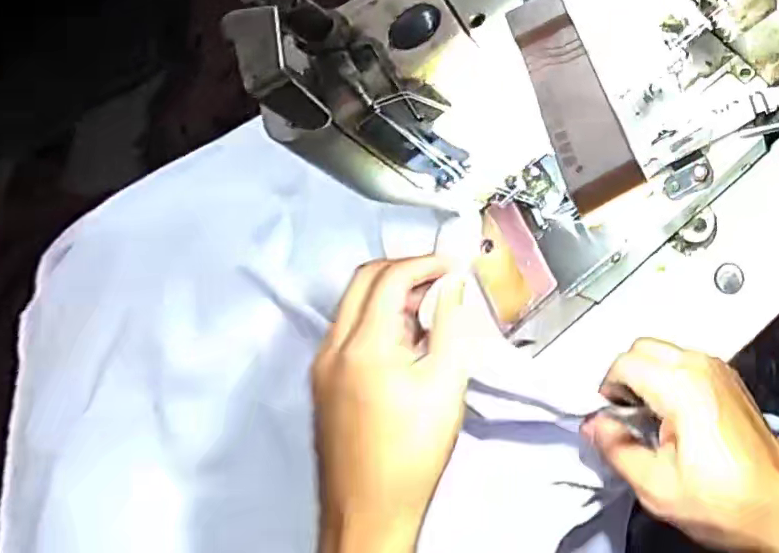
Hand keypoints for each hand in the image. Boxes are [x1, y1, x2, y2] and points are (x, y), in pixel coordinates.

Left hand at [313, 255, 481, 552]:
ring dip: (394, 292)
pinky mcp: (325, 385)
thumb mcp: (446, 378)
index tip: (454, 265)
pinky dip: (382, 316)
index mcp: (362, 349)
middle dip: (407, 268)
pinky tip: (413, 338)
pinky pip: (351, 329)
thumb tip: (452, 284)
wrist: (369, 516)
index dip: (427, 262)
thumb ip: (450, 320)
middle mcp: (332, 353)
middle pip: (365, 279)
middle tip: (442, 277)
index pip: (390, 277)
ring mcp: (323, 370)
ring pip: (356, 302)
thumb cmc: (410, 454)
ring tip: (434, 309)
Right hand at [584, 339, 778, 551]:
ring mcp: (718, 369)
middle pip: (645, 347)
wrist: (776, 501)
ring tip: (647, 423)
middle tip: (621, 417)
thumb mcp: (658, 486)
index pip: (627, 363)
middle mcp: (702, 366)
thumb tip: (597, 426)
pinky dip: (670, 378)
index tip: (606, 416)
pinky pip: (687, 362)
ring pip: (666, 351)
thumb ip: (619, 449)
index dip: (608, 389)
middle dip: (625, 376)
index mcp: (682, 384)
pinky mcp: (727, 378)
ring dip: (648, 376)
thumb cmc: (727, 498)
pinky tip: (672, 419)